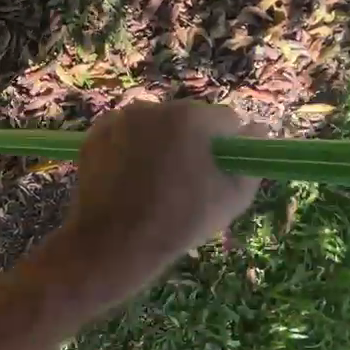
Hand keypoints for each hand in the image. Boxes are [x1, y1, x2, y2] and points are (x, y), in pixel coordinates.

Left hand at [42, 99, 260, 303]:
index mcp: (190, 117)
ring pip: (153, 126)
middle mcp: (151, 108)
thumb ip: (251, 159)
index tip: (218, 171)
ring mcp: (117, 121)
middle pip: (186, 119)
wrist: (114, 240)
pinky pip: (124, 135)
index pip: (224, 121)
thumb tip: (256, 131)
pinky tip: (129, 177)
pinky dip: (130, 149)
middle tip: (185, 180)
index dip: (226, 146)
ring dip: (159, 143)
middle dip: (191, 142)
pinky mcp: (92, 137)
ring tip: (155, 181)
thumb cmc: (180, 219)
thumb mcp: (234, 195)